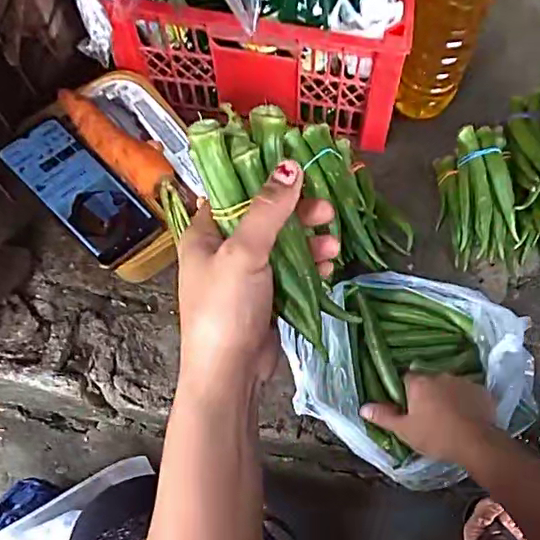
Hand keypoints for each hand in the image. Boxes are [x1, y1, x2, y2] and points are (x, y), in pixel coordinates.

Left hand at [176, 160, 337, 389]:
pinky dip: (310, 268)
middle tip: (327, 212)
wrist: (230, 371)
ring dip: (310, 244)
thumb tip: (291, 167)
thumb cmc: (224, 308)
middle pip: (267, 220)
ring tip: (333, 247)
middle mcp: (226, 252)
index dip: (266, 181)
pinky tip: (326, 268)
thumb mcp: (244, 252)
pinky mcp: (269, 299)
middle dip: (299, 215)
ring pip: (285, 248)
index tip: (299, 173)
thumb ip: (268, 210)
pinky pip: (293, 274)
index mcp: (206, 234)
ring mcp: (249, 277)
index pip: (236, 194)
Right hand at [361, 372, 499, 463]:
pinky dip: (465, 402)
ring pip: (449, 386)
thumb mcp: (405, 430)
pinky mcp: (482, 391)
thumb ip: (384, 416)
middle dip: (427, 394)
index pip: (406, 378)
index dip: (405, 392)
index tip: (406, 407)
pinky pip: (468, 393)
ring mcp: (464, 381)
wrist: (476, 442)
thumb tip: (364, 407)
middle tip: (427, 416)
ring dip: (447, 397)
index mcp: (419, 382)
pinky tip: (466, 417)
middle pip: (429, 382)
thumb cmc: (435, 436)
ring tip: (448, 418)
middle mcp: (441, 375)